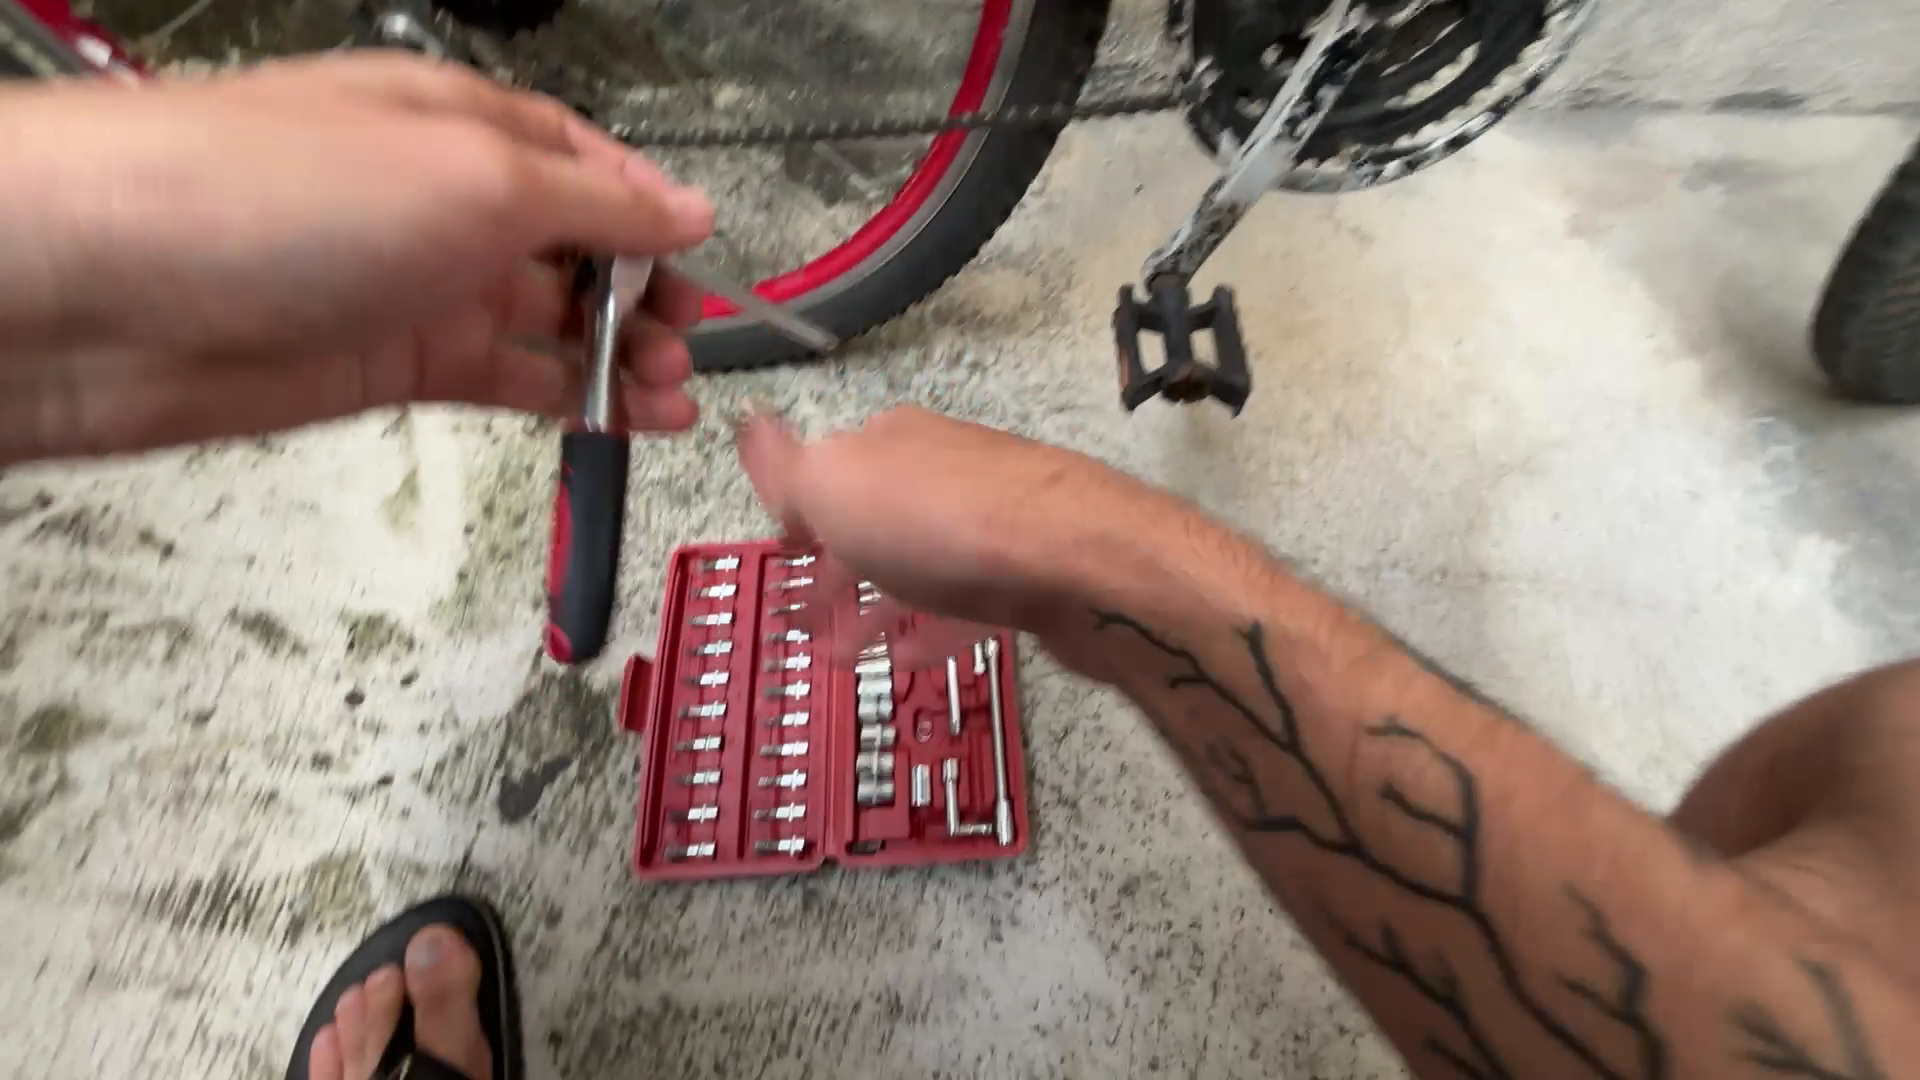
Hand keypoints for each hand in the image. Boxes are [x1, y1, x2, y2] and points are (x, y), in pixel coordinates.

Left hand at [0, 52, 714, 462]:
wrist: (105, 297)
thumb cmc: (297, 199)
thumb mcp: (478, 178)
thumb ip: (602, 206)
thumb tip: (696, 214)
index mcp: (470, 128)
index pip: (588, 165)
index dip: (651, 212)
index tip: (701, 260)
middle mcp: (459, 205)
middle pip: (586, 253)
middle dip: (647, 296)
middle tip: (682, 340)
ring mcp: (439, 289)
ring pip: (564, 327)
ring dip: (629, 358)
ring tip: (673, 390)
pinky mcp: (420, 362)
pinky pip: (526, 381)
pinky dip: (588, 402)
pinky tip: (643, 420)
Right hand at [735, 405, 1189, 668]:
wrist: (1073, 557)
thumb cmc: (936, 521)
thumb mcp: (835, 483)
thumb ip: (785, 463)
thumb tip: (748, 422)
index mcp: (890, 443)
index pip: (830, 472)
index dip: (801, 515)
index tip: (787, 556)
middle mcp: (941, 472)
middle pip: (873, 524)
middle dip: (835, 572)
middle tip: (804, 619)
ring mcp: (988, 523)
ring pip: (915, 566)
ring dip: (874, 608)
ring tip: (839, 654)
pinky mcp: (1023, 574)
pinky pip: (962, 602)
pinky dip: (927, 627)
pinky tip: (908, 657)